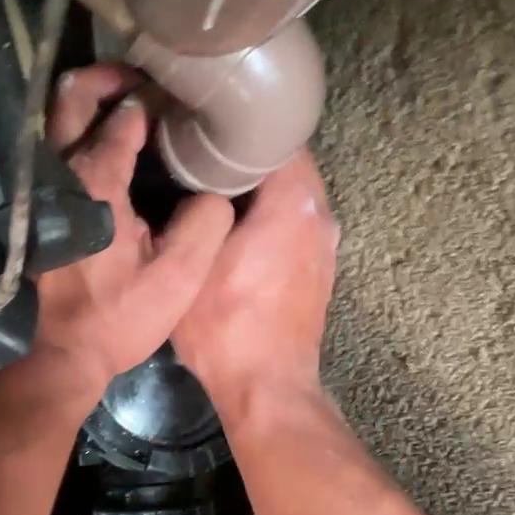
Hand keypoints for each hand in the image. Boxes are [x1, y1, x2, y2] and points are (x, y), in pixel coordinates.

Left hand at [30, 66, 234, 393]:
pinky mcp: (37, 207)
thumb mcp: (178, 277)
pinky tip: (116, 153)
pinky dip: (83, 136)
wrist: (55, 354)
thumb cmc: (116, 318)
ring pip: (58, 121)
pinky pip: (58, 152)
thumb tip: (215, 189)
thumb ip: (206, 222)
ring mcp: (41, 189)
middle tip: (145, 81)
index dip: (155, 100)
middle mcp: (60, 173)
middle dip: (108, 77)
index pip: (124, 115)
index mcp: (95, 182)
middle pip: (71, 97)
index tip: (181, 102)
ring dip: (92, 104)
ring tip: (135, 109)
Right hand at [171, 150, 338, 402]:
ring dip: (256, 188)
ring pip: (291, 194)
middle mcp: (321, 215)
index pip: (275, 137)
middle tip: (197, 155)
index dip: (236, 129)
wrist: (266, 386)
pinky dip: (267, 214)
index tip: (201, 129)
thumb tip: (189, 180)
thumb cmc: (226, 324)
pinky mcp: (319, 268)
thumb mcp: (194, 260)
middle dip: (244, 156)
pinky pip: (293, 222)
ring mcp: (325, 244)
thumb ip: (195, 210)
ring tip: (208, 188)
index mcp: (295, 202)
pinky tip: (231, 227)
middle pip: (285, 164)